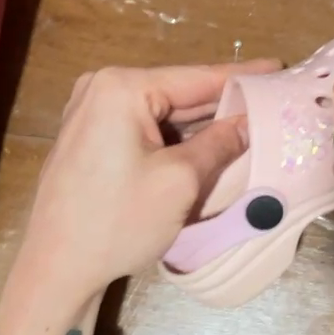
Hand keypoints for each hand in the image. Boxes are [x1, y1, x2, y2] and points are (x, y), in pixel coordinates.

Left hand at [3, 60, 279, 319]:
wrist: (56, 268)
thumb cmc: (118, 222)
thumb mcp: (180, 182)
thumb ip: (219, 143)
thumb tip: (250, 121)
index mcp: (120, 88)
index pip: (195, 77)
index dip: (240, 76)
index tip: (278, 66)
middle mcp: (100, 88)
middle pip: (176, 92)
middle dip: (221, 99)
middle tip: (270, 95)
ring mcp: (90, 112)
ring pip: (160, 112)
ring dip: (199, 120)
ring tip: (248, 116)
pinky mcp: (88, 137)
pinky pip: (142, 127)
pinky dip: (173, 135)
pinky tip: (206, 138)